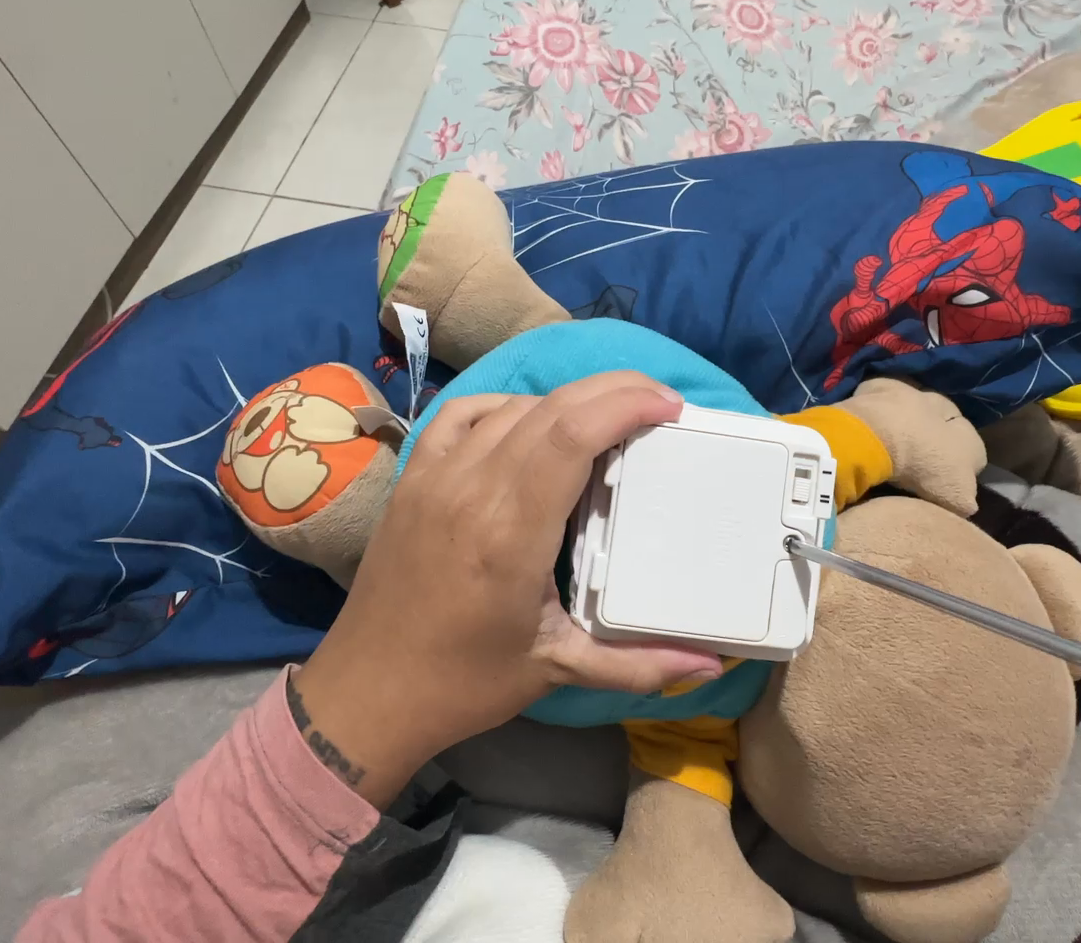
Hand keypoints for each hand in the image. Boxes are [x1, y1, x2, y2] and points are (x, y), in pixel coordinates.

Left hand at [286, 371, 723, 805]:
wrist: (366, 691)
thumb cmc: (464, 682)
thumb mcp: (558, 670)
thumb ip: (641, 664)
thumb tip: (714, 665)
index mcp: (510, 534)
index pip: (571, 435)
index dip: (624, 404)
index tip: (668, 406)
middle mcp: (470, 490)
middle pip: (550, 407)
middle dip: (612, 390)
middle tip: (658, 400)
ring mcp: (434, 477)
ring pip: (511, 406)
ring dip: (566, 401)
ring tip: (605, 419)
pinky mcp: (412, 477)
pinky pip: (462, 415)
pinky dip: (506, 405)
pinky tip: (529, 422)